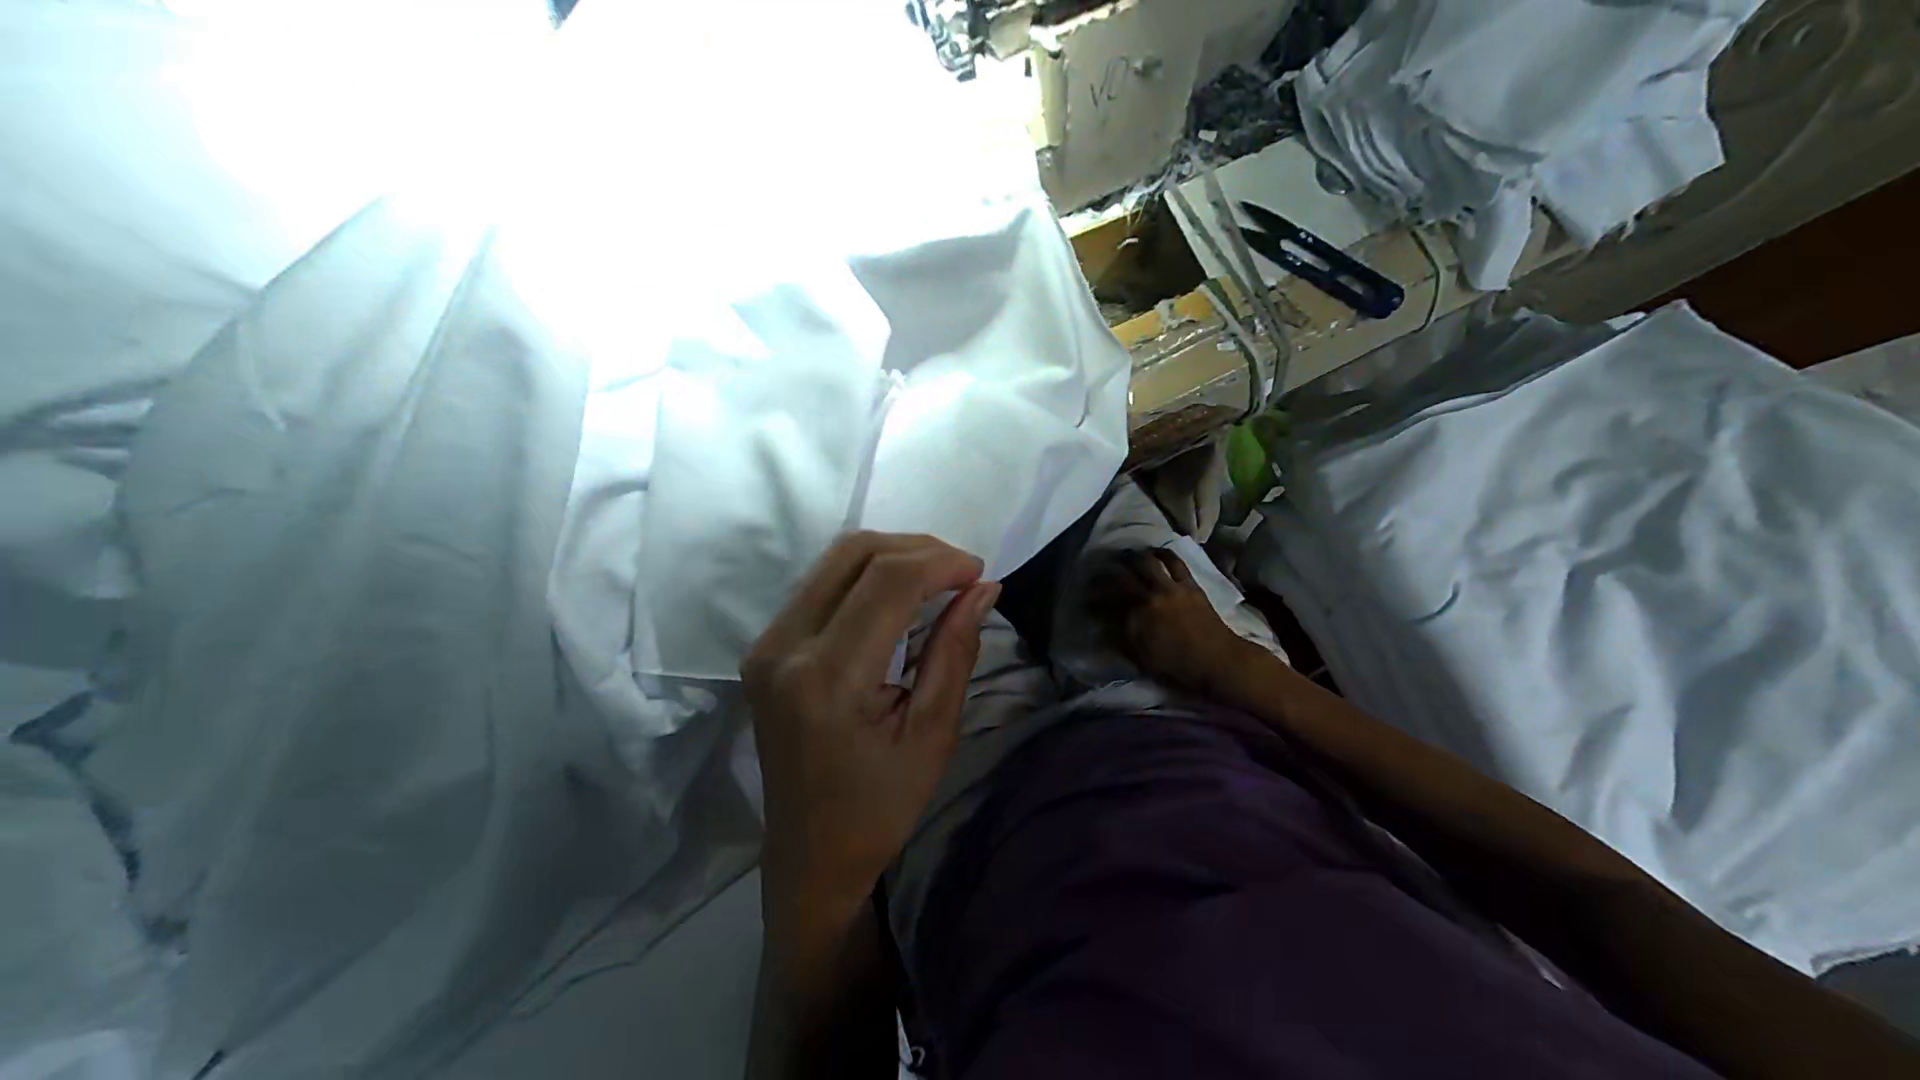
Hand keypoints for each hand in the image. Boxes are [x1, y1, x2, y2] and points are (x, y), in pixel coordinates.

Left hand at [743, 531, 999, 914]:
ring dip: (892, 556)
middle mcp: (783, 646)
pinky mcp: (765, 646)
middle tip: (962, 574)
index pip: (888, 581)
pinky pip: (820, 583)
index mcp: (826, 677)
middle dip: (918, 549)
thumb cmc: (879, 807)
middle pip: (855, 553)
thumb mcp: (931, 734)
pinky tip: (899, 596)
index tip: (980, 574)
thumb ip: (954, 651)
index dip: (941, 562)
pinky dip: (867, 575)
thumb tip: (982, 587)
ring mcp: (766, 643)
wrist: (809, 853)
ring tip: (938, 580)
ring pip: (834, 559)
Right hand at [1091, 547, 1260, 694]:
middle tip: (1100, 574)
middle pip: (1120, 580)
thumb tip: (1106, 626)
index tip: (1088, 599)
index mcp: (1134, 621)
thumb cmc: (1178, 666)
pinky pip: (1174, 562)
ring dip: (1131, 558)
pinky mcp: (1188, 584)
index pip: (1106, 606)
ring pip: (1145, 564)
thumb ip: (1122, 639)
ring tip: (1125, 556)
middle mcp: (1147, 600)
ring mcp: (1169, 589)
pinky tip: (1155, 551)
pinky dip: (1163, 554)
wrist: (1216, 660)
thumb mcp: (1142, 658)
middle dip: (1105, 576)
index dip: (1094, 601)